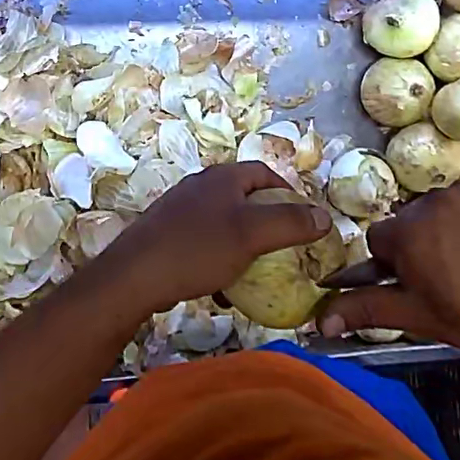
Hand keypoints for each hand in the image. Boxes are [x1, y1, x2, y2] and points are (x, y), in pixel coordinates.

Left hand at [87, 162, 331, 316]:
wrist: (135, 276)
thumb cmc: (197, 249)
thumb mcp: (252, 234)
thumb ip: (291, 223)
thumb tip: (324, 216)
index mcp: (222, 177)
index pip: (264, 172)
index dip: (288, 192)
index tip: (303, 218)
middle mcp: (200, 186)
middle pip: (244, 197)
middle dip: (266, 222)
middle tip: (282, 247)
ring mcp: (180, 210)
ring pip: (224, 223)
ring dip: (243, 245)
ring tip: (254, 271)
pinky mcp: (167, 234)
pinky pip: (204, 242)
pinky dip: (219, 259)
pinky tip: (221, 287)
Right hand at [318, 177, 459, 373]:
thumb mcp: (423, 319)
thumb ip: (368, 310)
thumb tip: (319, 320)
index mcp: (408, 234)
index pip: (380, 241)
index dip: (396, 266)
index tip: (421, 286)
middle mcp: (434, 201)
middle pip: (411, 221)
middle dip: (422, 245)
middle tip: (454, 280)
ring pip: (445, 208)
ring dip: (451, 229)